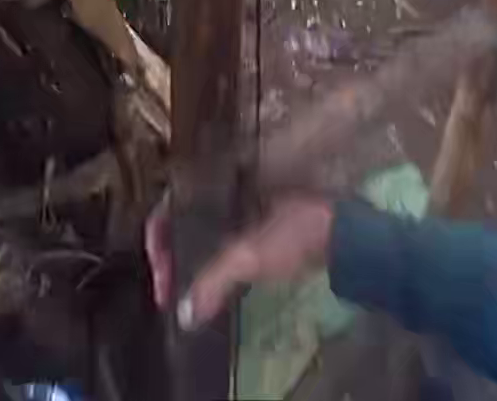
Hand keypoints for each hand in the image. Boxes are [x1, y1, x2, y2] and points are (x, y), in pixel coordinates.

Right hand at [146, 195, 335, 330]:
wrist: (339, 234)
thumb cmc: (293, 233)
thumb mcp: (249, 256)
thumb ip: (213, 281)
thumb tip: (183, 313)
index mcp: (218, 183)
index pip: (170, 204)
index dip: (157, 241)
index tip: (161, 280)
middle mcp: (225, 187)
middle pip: (181, 215)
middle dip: (169, 250)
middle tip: (166, 286)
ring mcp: (240, 201)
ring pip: (199, 226)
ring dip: (186, 255)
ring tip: (179, 285)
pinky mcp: (254, 218)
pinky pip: (216, 235)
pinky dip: (205, 256)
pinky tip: (206, 277)